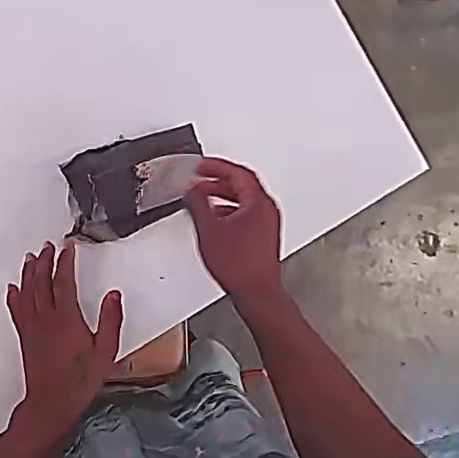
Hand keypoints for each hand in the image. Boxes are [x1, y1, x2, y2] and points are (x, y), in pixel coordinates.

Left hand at [4, 242, 122, 447]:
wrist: (52, 402)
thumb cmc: (79, 380)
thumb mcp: (106, 351)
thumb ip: (110, 321)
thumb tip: (113, 296)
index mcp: (66, 318)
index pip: (63, 281)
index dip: (65, 261)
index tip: (68, 247)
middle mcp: (46, 318)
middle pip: (41, 281)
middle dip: (45, 261)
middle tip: (48, 247)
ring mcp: (32, 327)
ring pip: (27, 292)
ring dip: (29, 272)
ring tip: (31, 258)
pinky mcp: (24, 336)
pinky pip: (17, 310)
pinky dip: (14, 295)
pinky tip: (13, 288)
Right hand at [184, 157, 285, 306]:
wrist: (257, 293)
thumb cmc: (241, 267)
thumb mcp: (209, 229)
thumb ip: (197, 204)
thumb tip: (192, 190)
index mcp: (258, 203)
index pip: (237, 173)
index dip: (216, 166)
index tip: (202, 165)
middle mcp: (266, 210)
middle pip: (242, 183)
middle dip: (218, 178)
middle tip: (201, 176)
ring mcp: (267, 222)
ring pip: (243, 198)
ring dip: (222, 193)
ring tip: (203, 194)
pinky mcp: (263, 234)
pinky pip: (245, 212)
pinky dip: (228, 208)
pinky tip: (214, 216)